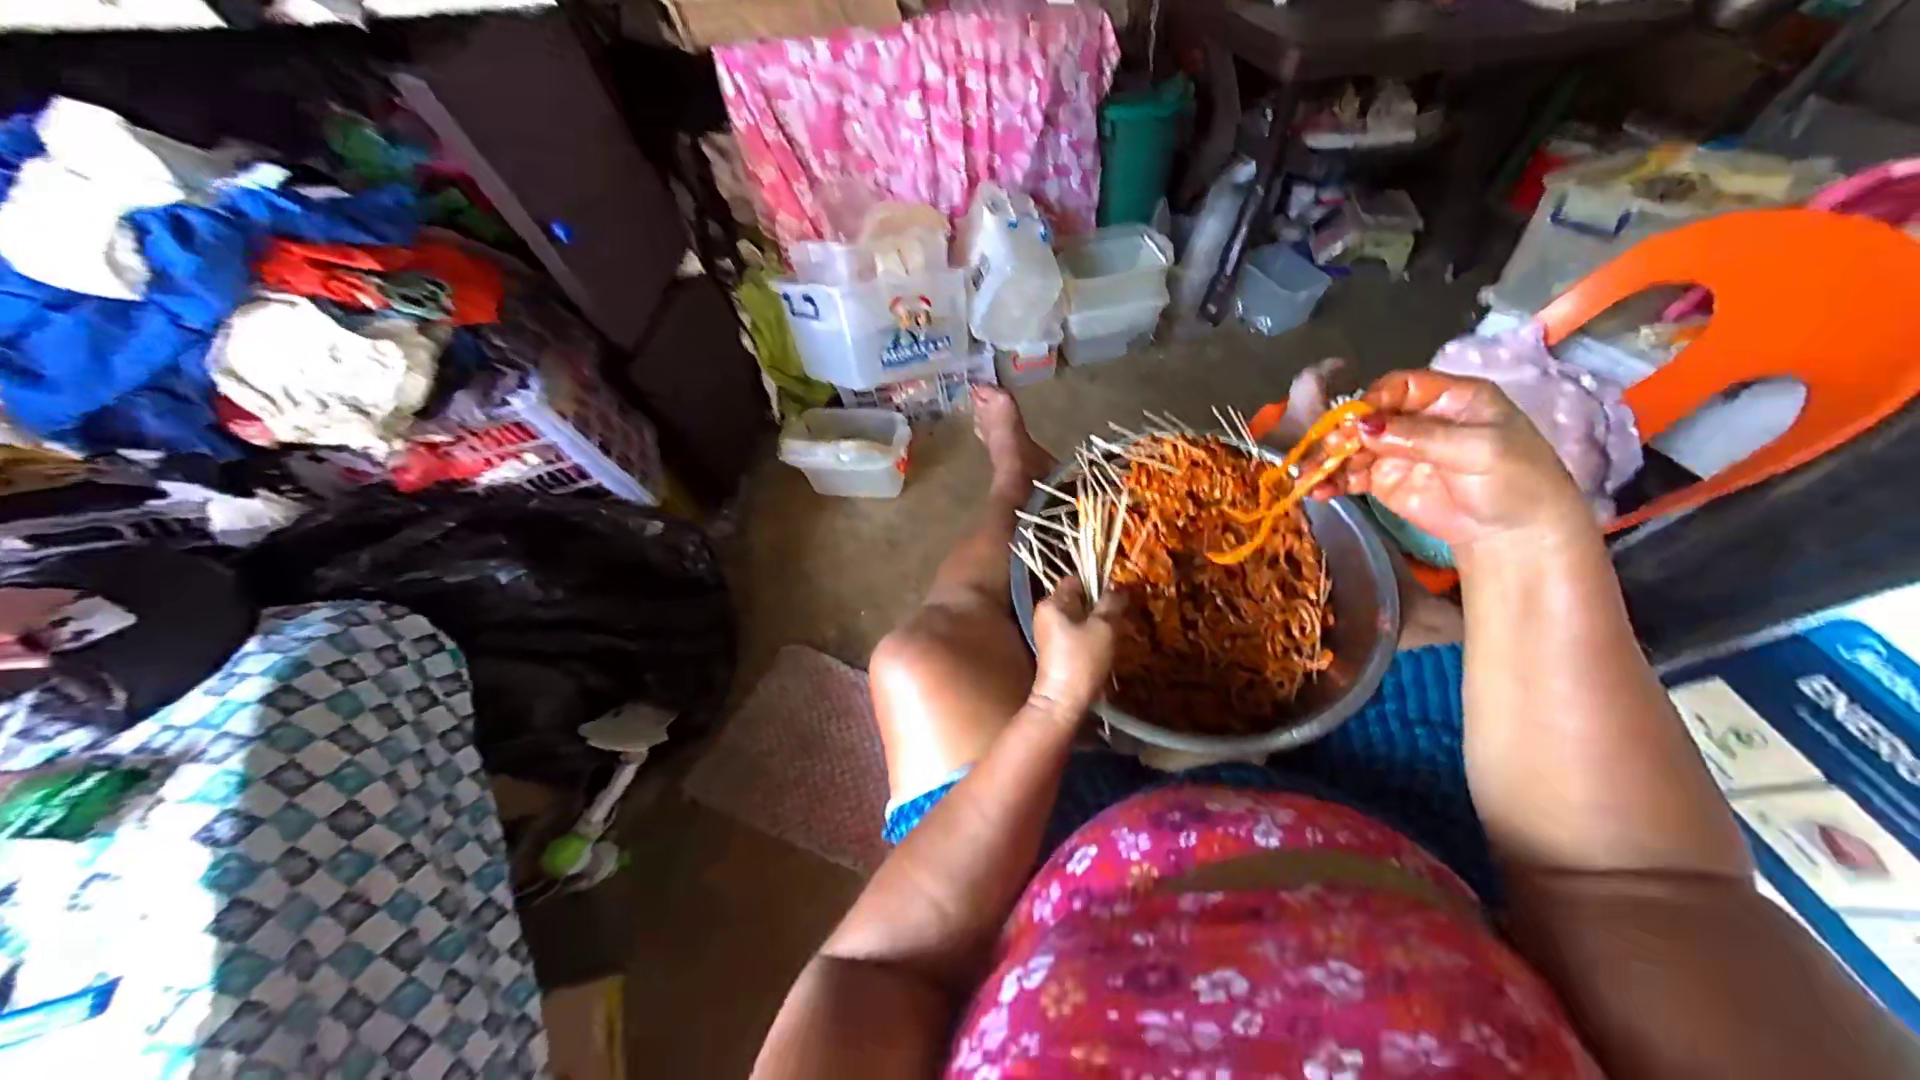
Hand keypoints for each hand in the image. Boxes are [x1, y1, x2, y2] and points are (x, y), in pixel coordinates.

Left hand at [1028, 578, 1124, 721]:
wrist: (1063, 701)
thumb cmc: (1082, 660)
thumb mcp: (1103, 628)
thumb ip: (1111, 603)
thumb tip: (1118, 587)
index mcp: (1051, 603)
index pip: (1075, 580)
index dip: (1097, 582)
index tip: (1117, 592)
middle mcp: (1045, 613)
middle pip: (1076, 598)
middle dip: (1099, 603)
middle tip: (1121, 611)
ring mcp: (1048, 632)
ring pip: (1077, 616)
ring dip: (1096, 619)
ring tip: (1117, 627)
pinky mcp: (1054, 648)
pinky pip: (1075, 631)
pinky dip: (1089, 633)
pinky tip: (1105, 643)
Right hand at [1325, 370, 1594, 561]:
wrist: (1514, 534)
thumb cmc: (1513, 480)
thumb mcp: (1476, 449)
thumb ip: (1420, 436)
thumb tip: (1363, 425)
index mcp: (1446, 399)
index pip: (1400, 386)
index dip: (1374, 399)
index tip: (1354, 421)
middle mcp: (1415, 420)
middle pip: (1367, 417)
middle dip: (1342, 433)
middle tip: (1327, 450)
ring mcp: (1395, 451)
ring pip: (1352, 447)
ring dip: (1328, 460)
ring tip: (1310, 477)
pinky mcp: (1382, 481)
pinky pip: (1349, 476)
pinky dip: (1330, 482)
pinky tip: (1317, 491)